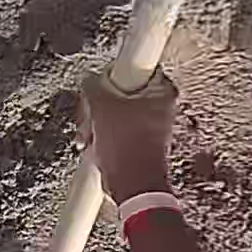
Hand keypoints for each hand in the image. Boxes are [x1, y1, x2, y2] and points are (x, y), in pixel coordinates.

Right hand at [79, 68, 177, 201]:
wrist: (131, 184)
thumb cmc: (126, 146)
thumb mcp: (101, 104)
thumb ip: (92, 84)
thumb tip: (90, 79)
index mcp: (162, 90)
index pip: (132, 67)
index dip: (110, 76)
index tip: (101, 86)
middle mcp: (160, 105)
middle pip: (117, 91)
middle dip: (97, 106)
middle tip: (92, 116)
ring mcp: (148, 123)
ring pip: (111, 110)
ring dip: (95, 122)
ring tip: (91, 136)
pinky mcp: (137, 139)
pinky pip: (112, 127)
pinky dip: (100, 135)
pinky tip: (93, 144)